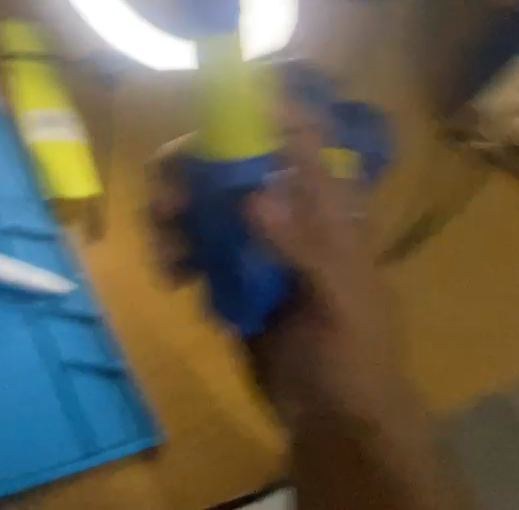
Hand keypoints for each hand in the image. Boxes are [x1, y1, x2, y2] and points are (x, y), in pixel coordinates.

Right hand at [147, 107, 416, 425]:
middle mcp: (283, 210)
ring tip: (164, 250)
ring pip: (198, 196)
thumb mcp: (341, 303)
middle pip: (226, 159)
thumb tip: (252, 195)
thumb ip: (302, 248)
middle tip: (166, 200)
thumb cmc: (354, 358)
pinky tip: (172, 277)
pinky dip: (170, 248)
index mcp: (324, 207)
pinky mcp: (225, 267)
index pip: (299, 135)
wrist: (335, 424)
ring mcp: (251, 239)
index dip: (263, 104)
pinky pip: (186, 238)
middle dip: (188, 169)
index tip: (214, 95)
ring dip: (170, 213)